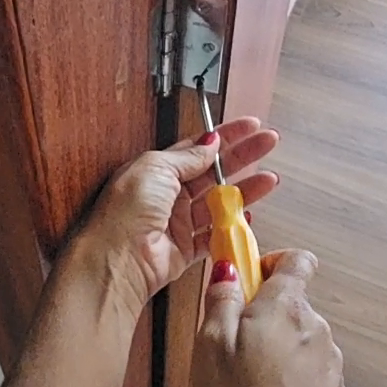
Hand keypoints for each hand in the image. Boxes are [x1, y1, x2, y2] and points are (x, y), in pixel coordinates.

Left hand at [60, 117, 279, 318]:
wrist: (116, 259)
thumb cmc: (125, 211)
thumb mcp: (156, 169)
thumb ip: (188, 157)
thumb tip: (211, 141)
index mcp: (158, 170)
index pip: (198, 147)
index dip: (226, 136)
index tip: (251, 127)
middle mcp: (168, 194)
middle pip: (214, 171)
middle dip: (244, 157)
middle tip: (269, 145)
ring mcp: (178, 222)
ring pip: (220, 202)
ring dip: (246, 190)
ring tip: (270, 179)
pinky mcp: (185, 250)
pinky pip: (215, 235)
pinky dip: (233, 226)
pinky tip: (250, 215)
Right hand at [192, 250, 347, 386]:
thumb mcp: (210, 348)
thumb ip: (220, 302)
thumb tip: (228, 270)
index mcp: (286, 306)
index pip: (295, 259)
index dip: (268, 261)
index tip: (243, 279)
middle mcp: (315, 326)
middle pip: (289, 302)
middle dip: (259, 314)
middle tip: (226, 345)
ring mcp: (329, 362)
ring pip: (295, 338)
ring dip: (270, 349)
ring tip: (240, 385)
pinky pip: (304, 370)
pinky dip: (284, 378)